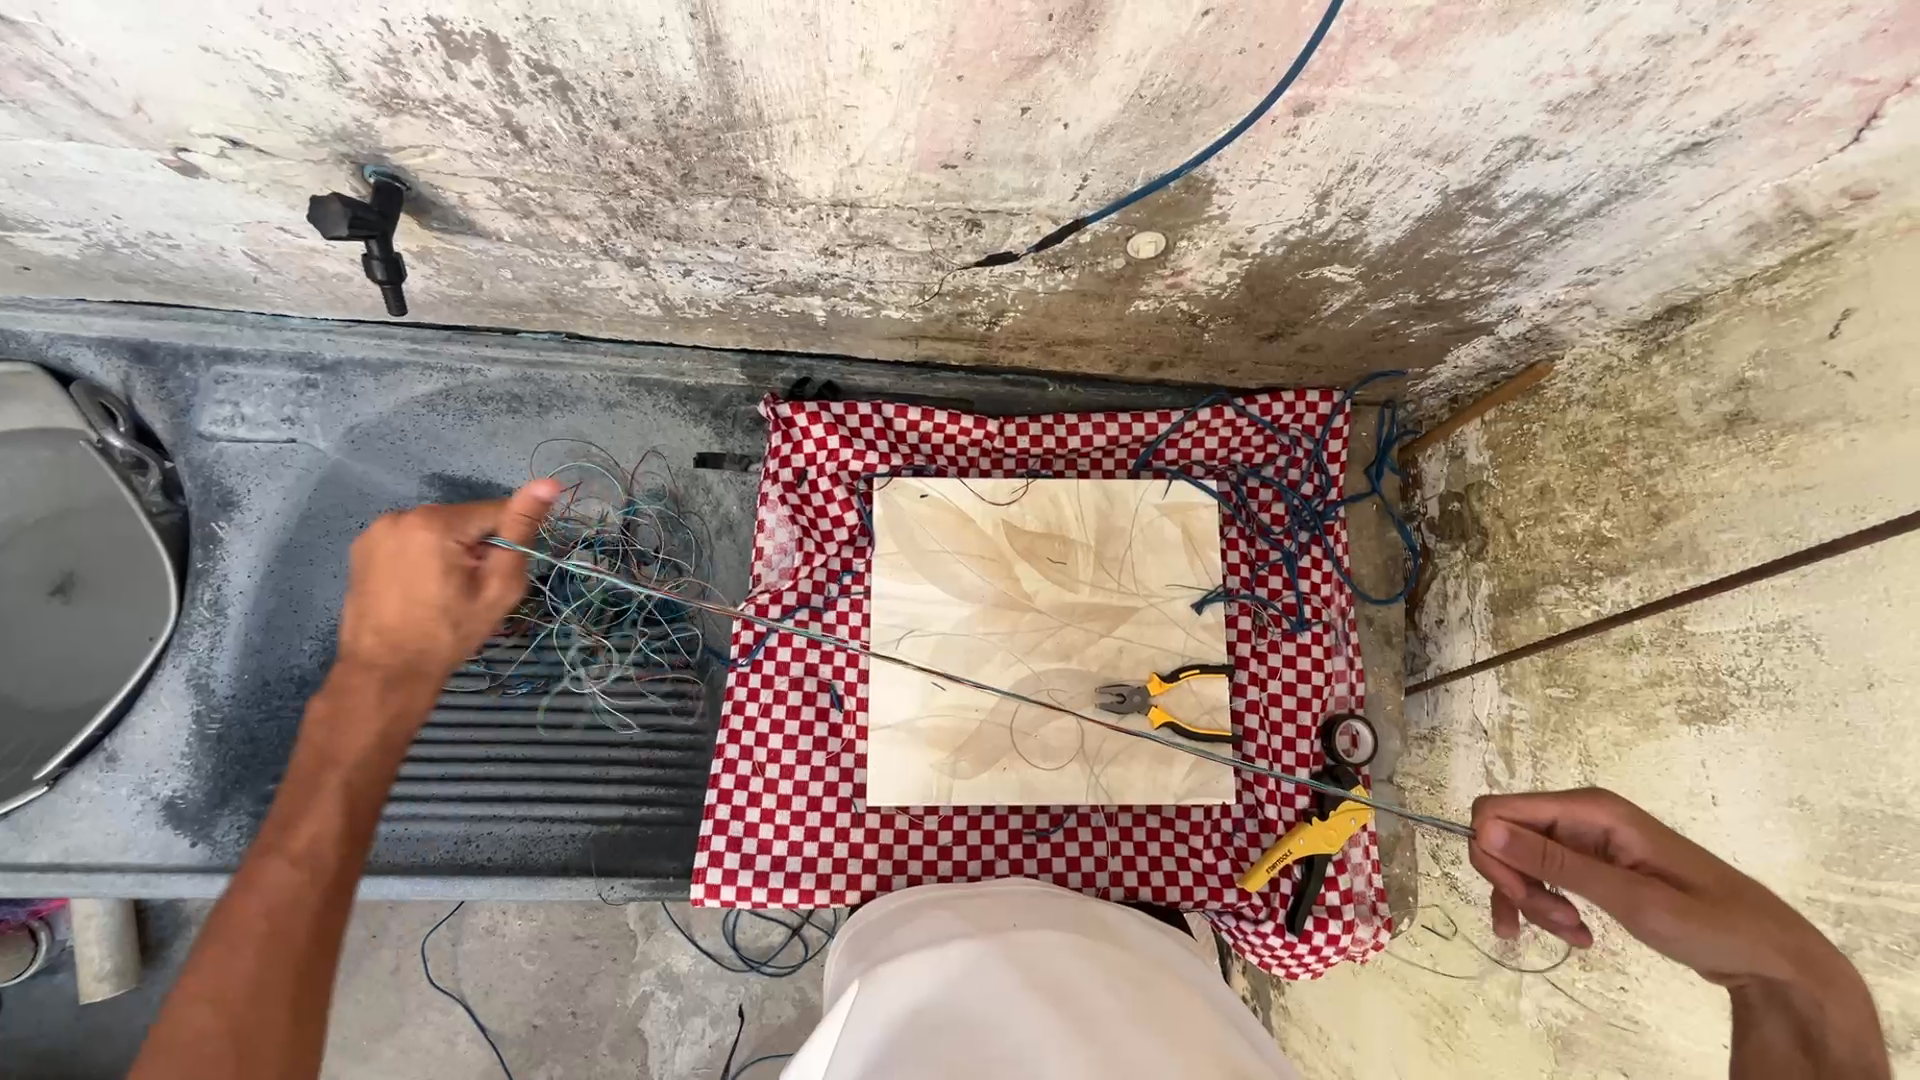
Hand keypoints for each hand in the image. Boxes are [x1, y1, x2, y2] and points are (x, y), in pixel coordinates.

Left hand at [334, 479, 559, 690]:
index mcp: (437, 522)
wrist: (387, 669)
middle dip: (478, 546)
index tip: (497, 576)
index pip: (497, 511)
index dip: (507, 543)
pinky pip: (413, 538)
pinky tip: (422, 586)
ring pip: (440, 529)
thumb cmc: (452, 630)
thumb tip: (548, 483)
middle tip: (474, 588)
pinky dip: (426, 555)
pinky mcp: (363, 546)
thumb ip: (521, 529)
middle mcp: (401, 514)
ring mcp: (377, 529)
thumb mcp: (499, 584)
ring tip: (446, 589)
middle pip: (465, 520)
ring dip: (452, 550)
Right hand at [1468, 788, 1844, 988]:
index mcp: (1589, 809)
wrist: (1777, 959)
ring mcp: (1584, 839)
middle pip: (1505, 836)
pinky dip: (1544, 906)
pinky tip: (1572, 934)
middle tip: (1551, 924)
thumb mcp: (1634, 898)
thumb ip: (1556, 863)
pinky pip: (1542, 875)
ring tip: (1570, 935)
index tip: (1517, 898)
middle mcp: (1579, 815)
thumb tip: (1484, 831)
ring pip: (1519, 860)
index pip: (1498, 811)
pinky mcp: (1590, 863)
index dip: (1492, 852)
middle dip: (1515, 883)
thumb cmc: (1715, 925)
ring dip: (1530, 899)